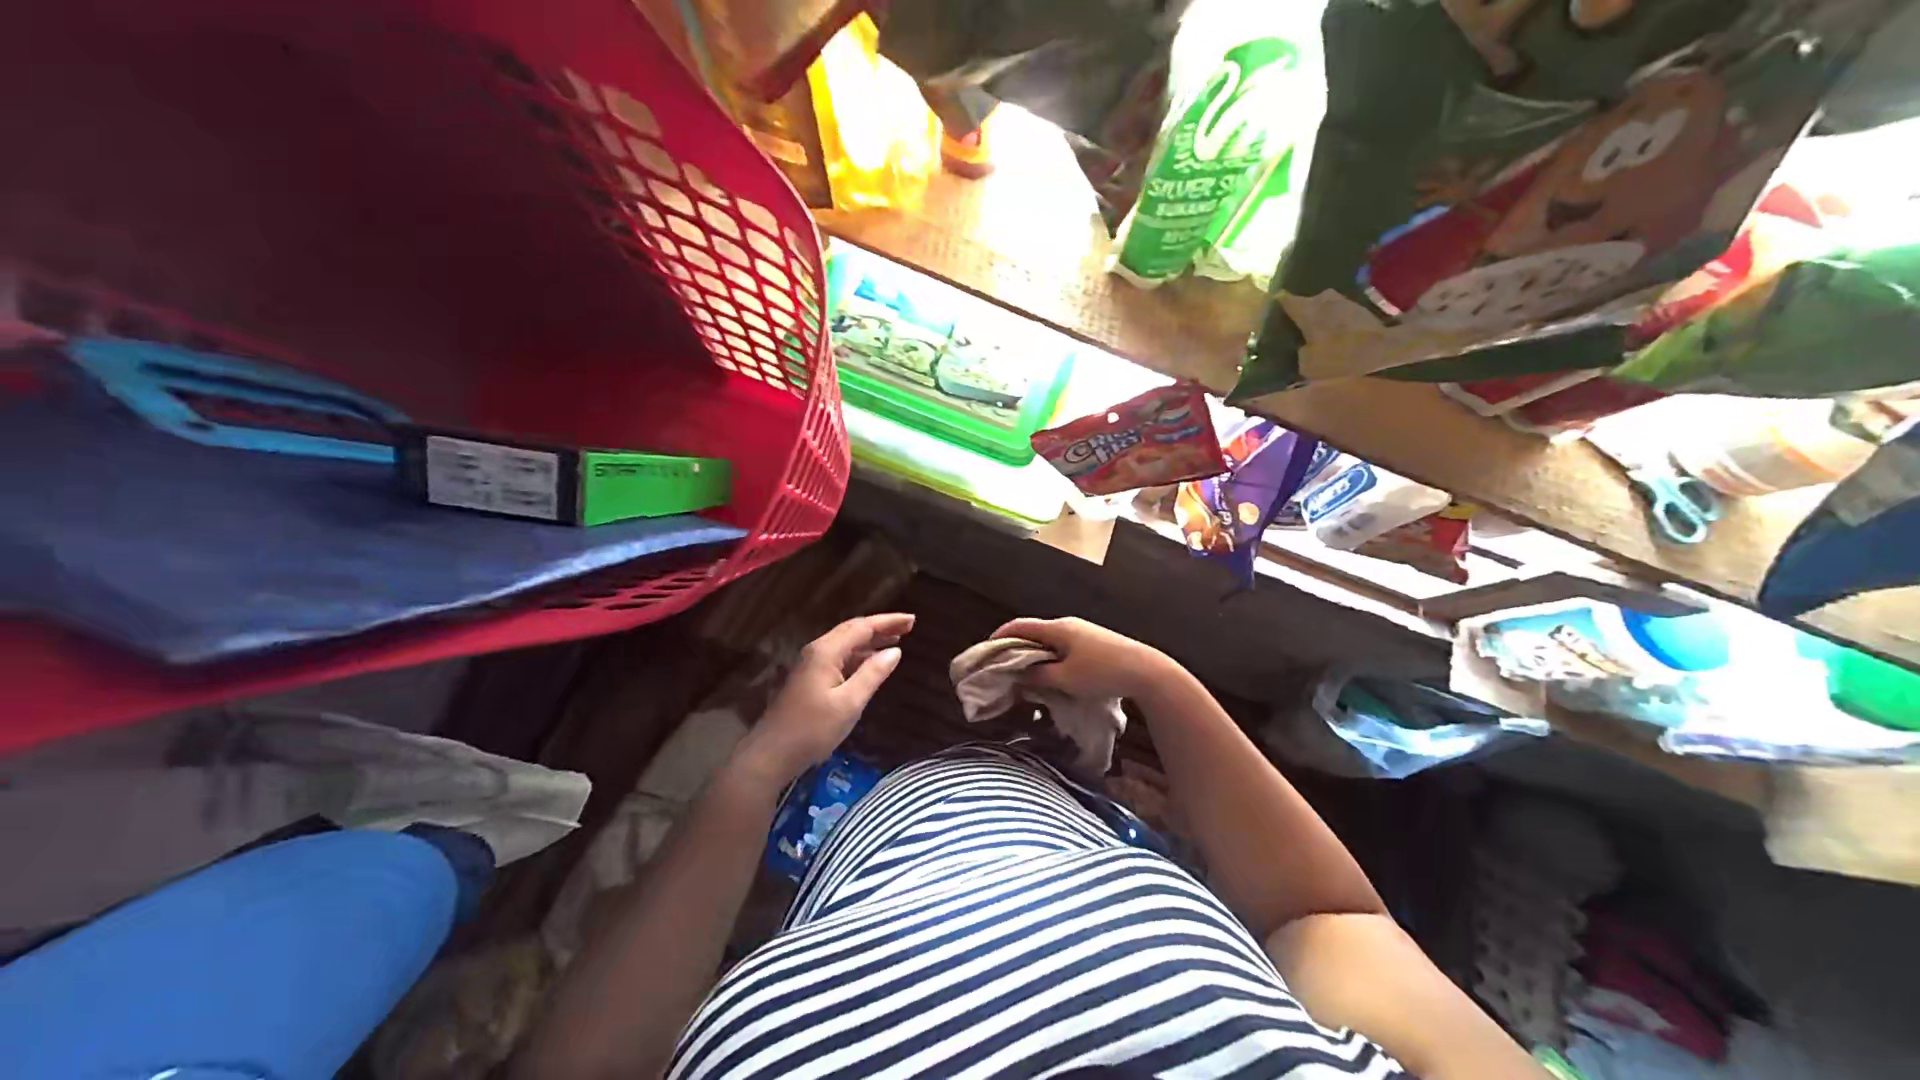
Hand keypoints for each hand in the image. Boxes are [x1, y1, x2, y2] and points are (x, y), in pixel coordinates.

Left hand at [736, 613, 913, 784]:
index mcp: (826, 651)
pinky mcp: (810, 679)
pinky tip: (872, 663)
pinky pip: (840, 658)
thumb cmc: (812, 730)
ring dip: (871, 641)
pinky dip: (860, 656)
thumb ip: (872, 674)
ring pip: (846, 644)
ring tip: (897, 641)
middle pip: (853, 630)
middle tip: (909, 627)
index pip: (862, 627)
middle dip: (881, 627)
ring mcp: (811, 665)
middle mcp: (817, 651)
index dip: (888, 621)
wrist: (770, 754)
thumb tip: (895, 650)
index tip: (913, 620)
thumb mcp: (849, 704)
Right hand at [989, 616, 1175, 701]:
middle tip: (1004, 667)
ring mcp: (1084, 633)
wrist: (1147, 672)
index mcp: (1058, 628)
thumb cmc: (1102, 673)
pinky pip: (1064, 647)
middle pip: (1035, 633)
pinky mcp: (1095, 643)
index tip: (987, 650)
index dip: (1000, 636)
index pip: (1020, 626)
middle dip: (1017, 648)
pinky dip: (1052, 658)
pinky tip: (1053, 675)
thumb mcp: (1065, 679)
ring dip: (1036, 655)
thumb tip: (1020, 675)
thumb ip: (1038, 676)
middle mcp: (1069, 625)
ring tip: (1026, 675)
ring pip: (1050, 641)